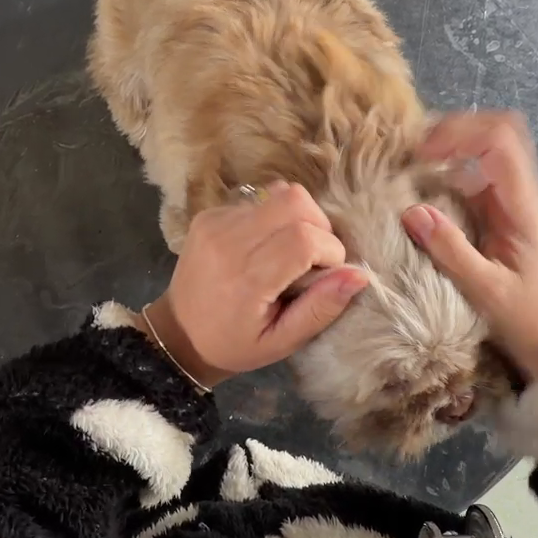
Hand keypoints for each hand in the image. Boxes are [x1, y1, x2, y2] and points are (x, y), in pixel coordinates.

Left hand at [145, 182, 368, 388]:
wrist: (178, 333)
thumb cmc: (234, 344)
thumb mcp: (282, 342)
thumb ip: (320, 308)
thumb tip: (358, 275)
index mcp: (247, 278)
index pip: (304, 238)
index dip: (330, 250)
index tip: (328, 272)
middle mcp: (228, 241)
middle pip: (294, 201)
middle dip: (318, 225)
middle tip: (314, 256)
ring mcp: (215, 222)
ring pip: (279, 193)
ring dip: (297, 218)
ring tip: (290, 250)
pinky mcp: (209, 214)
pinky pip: (258, 200)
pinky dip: (273, 219)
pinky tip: (264, 247)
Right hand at [401, 112, 537, 382]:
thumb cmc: (525, 319)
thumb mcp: (486, 293)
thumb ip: (452, 252)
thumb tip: (412, 210)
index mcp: (524, 206)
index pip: (501, 141)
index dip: (459, 134)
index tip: (421, 155)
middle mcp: (519, 193)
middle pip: (496, 130)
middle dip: (453, 129)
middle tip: (412, 149)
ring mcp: (507, 199)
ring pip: (483, 146)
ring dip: (447, 144)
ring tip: (407, 161)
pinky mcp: (493, 210)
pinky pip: (470, 172)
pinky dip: (443, 167)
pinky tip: (416, 183)